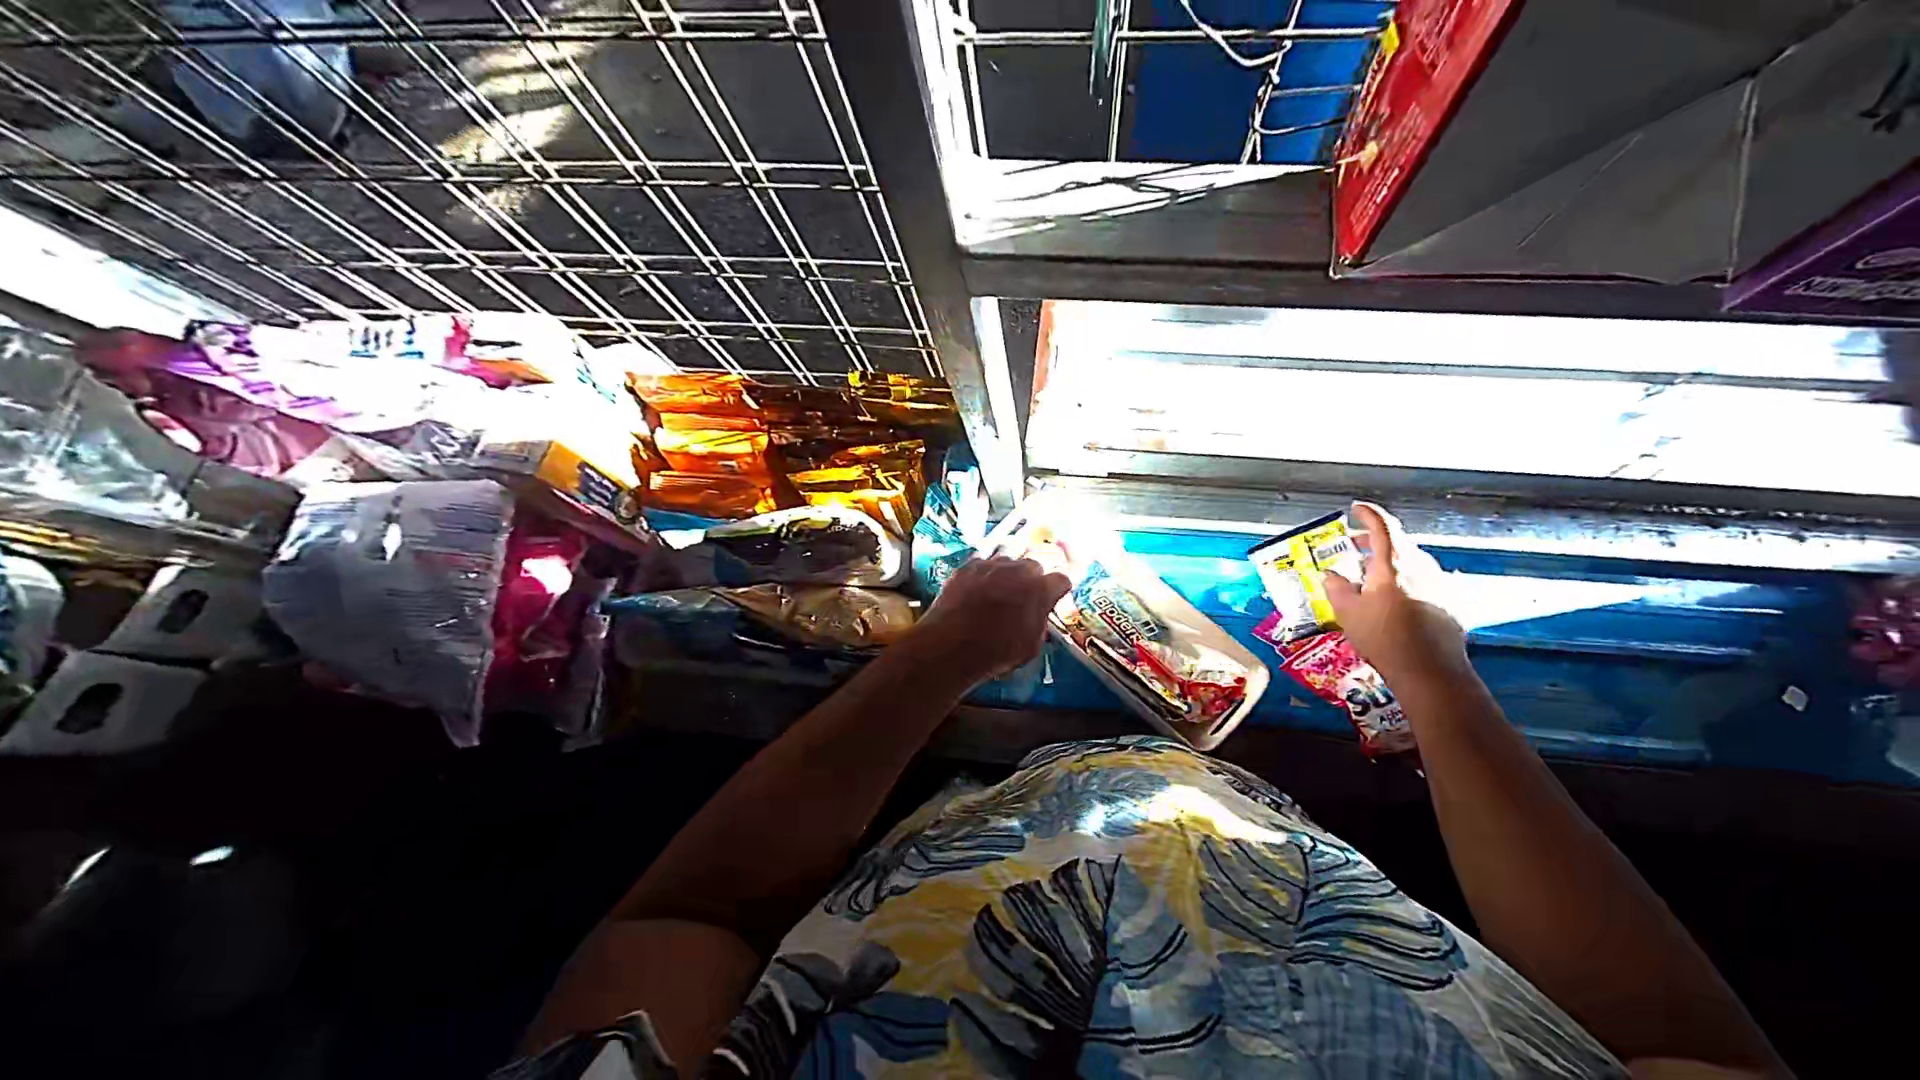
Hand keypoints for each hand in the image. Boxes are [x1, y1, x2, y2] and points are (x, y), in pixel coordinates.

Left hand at [909, 555, 1072, 686]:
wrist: (950, 645)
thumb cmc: (995, 652)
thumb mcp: (1030, 647)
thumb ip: (1040, 624)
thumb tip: (1038, 616)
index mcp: (1040, 590)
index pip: (1061, 580)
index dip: (1057, 591)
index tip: (1052, 599)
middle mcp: (1018, 570)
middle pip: (1033, 566)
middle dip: (1031, 581)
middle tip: (1023, 599)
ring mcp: (991, 565)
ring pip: (1007, 562)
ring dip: (1007, 575)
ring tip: (998, 594)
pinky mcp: (967, 567)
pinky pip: (983, 565)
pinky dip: (984, 575)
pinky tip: (977, 591)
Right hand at [1322, 502, 1468, 682]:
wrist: (1430, 672)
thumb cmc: (1383, 638)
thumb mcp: (1347, 612)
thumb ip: (1336, 588)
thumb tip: (1331, 575)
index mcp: (1393, 564)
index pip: (1382, 527)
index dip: (1368, 514)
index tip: (1356, 508)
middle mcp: (1421, 567)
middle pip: (1398, 544)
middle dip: (1373, 541)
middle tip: (1353, 546)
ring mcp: (1441, 584)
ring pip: (1412, 562)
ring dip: (1389, 562)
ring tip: (1370, 576)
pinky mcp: (1451, 603)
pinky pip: (1424, 581)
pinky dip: (1406, 580)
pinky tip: (1394, 598)